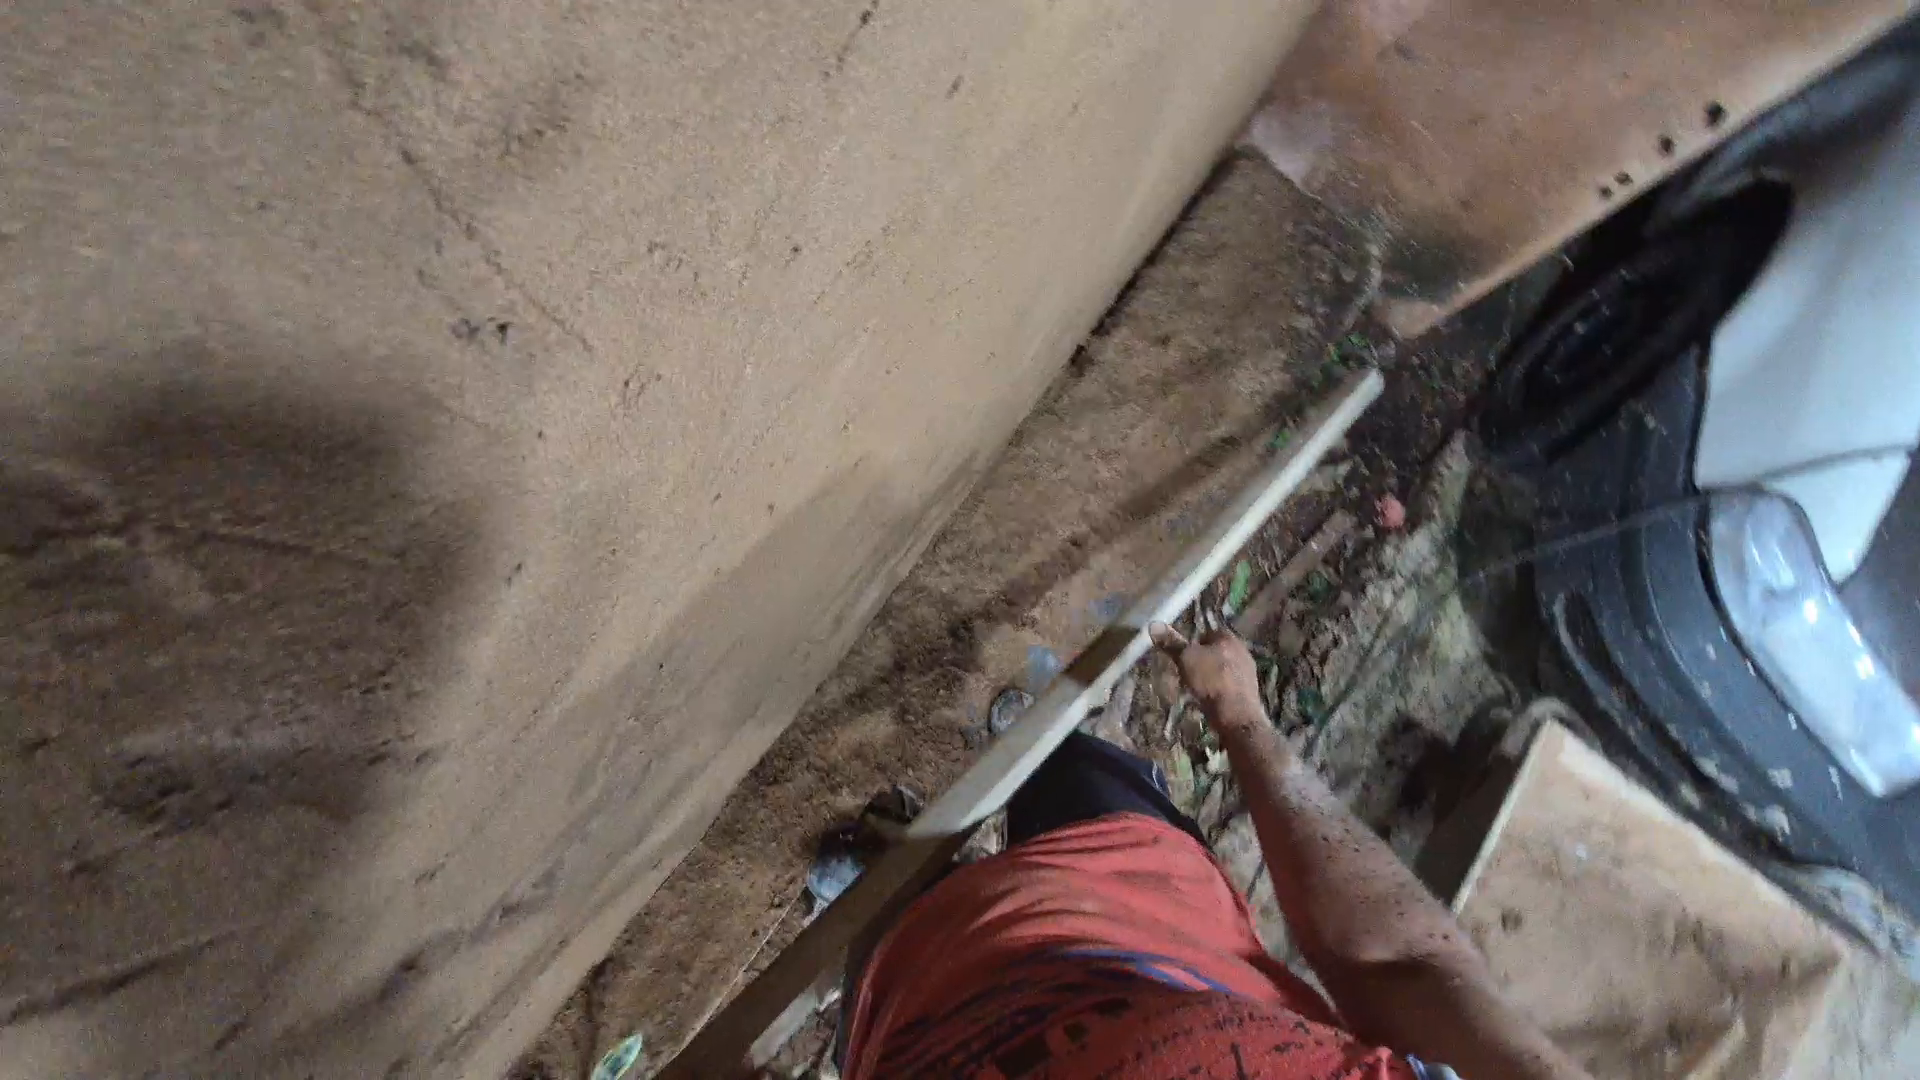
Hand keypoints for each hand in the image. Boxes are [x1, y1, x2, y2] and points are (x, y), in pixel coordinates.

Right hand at [1148, 622, 1265, 734]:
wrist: (1236, 715)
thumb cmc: (1210, 681)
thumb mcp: (1186, 659)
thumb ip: (1172, 643)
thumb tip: (1153, 624)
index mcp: (1229, 638)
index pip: (1208, 632)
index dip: (1193, 642)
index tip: (1183, 654)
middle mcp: (1242, 651)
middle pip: (1216, 651)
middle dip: (1202, 659)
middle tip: (1187, 671)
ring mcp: (1248, 672)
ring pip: (1222, 668)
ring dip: (1210, 675)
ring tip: (1196, 687)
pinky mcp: (1249, 691)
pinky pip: (1228, 684)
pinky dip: (1218, 688)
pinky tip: (1209, 698)